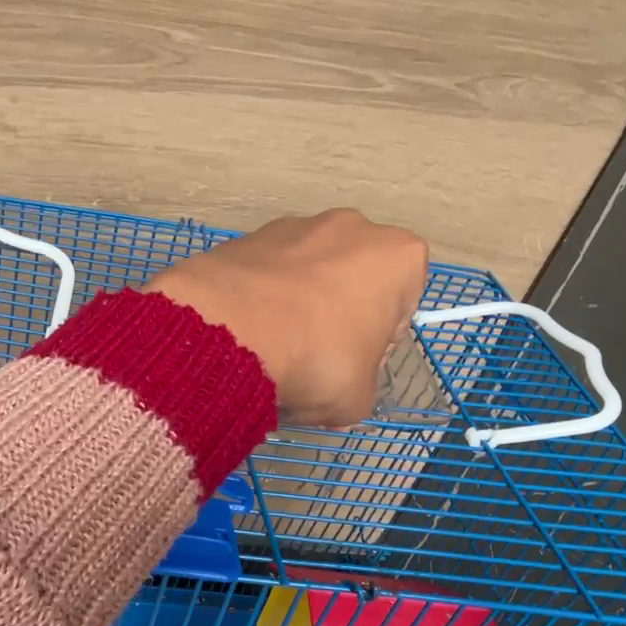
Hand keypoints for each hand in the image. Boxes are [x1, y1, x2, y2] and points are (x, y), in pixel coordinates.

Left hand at [145, 208, 428, 427]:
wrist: (224, 334)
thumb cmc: (314, 362)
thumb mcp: (357, 400)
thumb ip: (359, 390)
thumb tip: (336, 396)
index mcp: (397, 256)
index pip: (401, 305)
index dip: (376, 344)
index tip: (350, 367)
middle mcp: (350, 226)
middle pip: (350, 282)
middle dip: (333, 318)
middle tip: (309, 362)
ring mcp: (290, 226)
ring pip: (302, 276)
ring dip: (292, 307)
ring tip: (268, 352)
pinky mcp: (241, 237)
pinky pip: (259, 275)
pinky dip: (254, 300)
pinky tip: (239, 335)